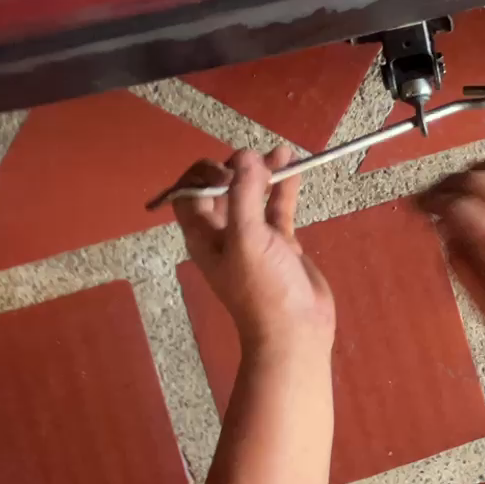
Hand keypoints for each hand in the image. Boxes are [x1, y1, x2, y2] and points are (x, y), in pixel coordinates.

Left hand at [172, 147, 334, 355]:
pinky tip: (295, 169)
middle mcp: (225, 234)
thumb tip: (246, 155)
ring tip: (283, 153)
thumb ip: (244, 194)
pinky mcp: (280, 243)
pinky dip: (285, 188)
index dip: (202, 174)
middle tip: (258, 159)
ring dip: (265, 173)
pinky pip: (278, 208)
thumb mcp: (247, 238)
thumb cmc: (263, 288)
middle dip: (237, 167)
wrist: (295, 330)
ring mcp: (254, 238)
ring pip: (254, 196)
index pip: (189, 194)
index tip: (229, 169)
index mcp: (203, 235)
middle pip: (222, 189)